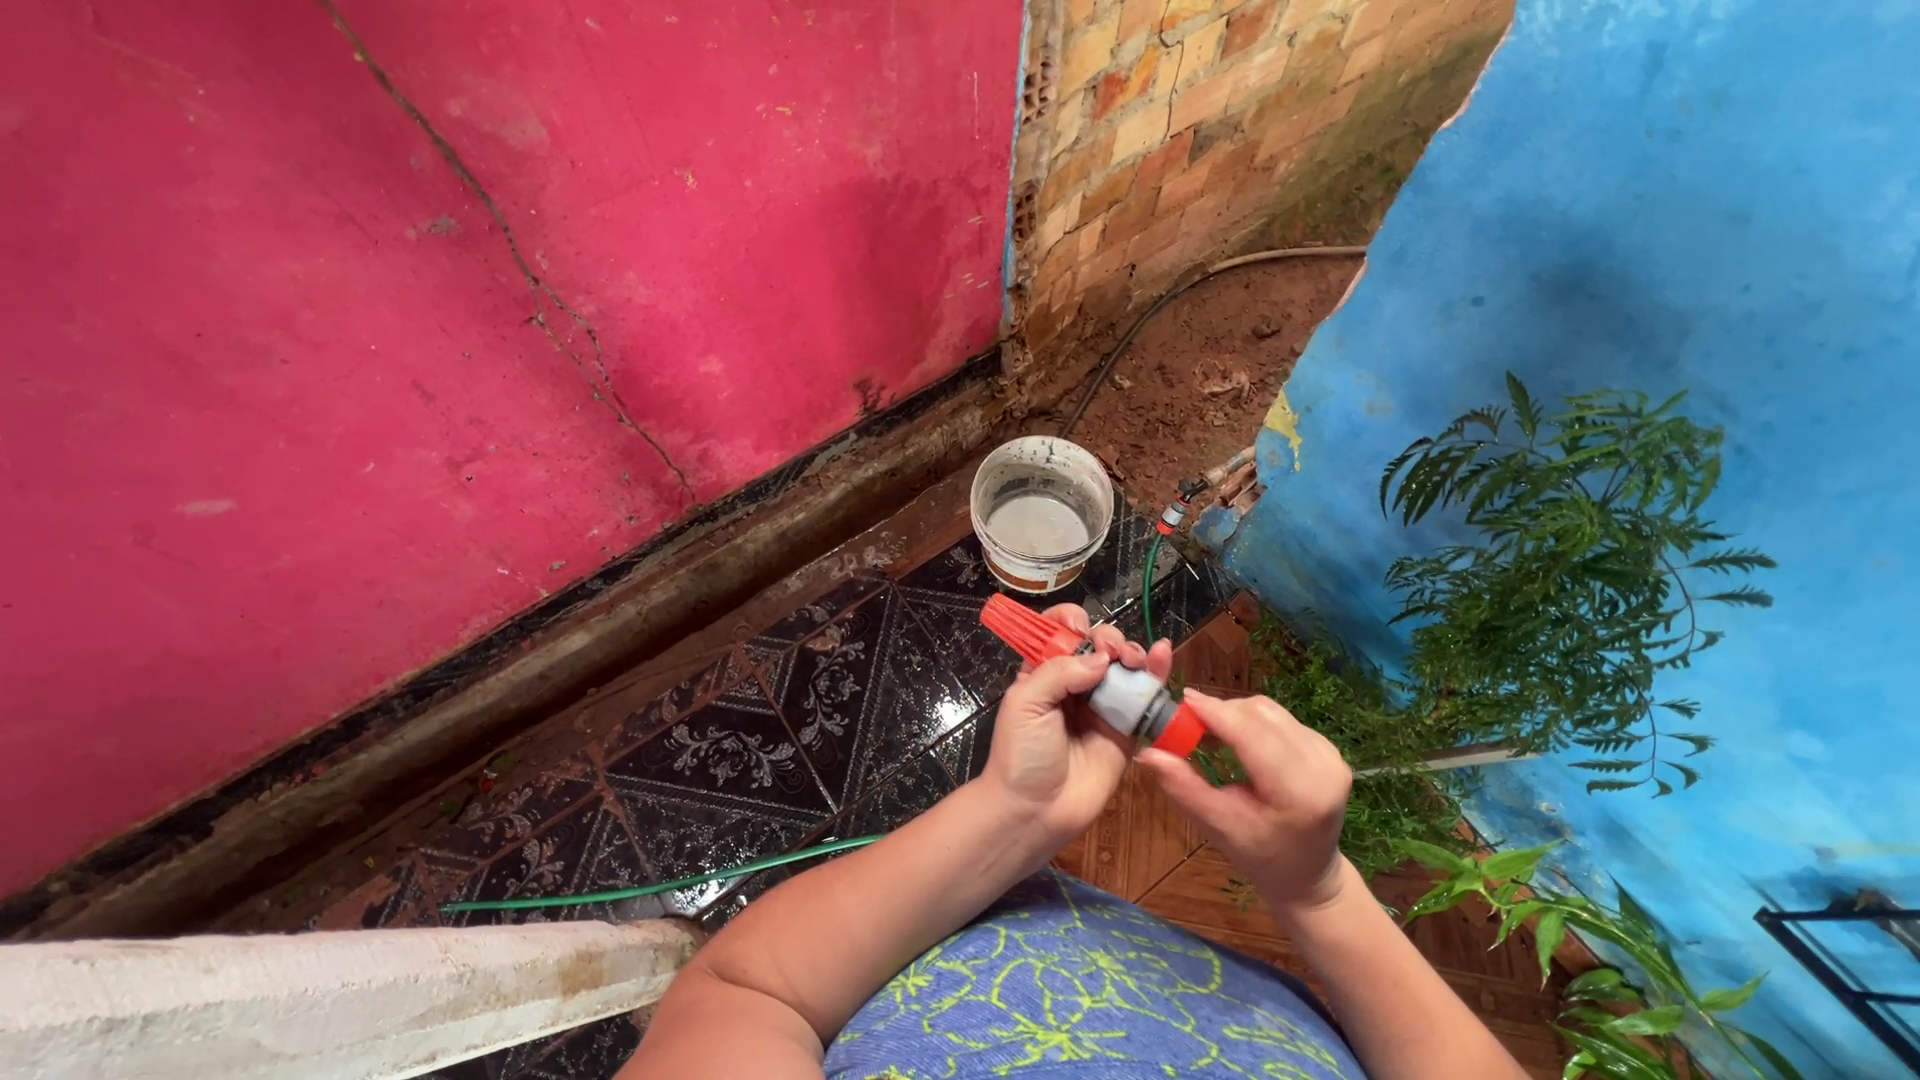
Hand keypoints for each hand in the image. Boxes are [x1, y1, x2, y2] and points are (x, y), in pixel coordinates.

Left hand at [981, 604, 1173, 844]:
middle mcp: (1074, 685)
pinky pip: (1144, 696)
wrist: (1036, 810)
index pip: (1059, 633)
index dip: (1071, 622)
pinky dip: (1156, 672)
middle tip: (1110, 653)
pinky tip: (1162, 654)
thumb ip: (1060, 672)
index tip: (1079, 626)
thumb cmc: (1022, 754)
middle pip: (1097, 646)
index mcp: (1042, 673)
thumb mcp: (1025, 703)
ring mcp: (1102, 706)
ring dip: (1132, 652)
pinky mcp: (1126, 729)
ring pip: (1124, 666)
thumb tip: (1101, 660)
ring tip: (1132, 659)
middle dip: (1108, 639)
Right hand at [1135, 690, 1353, 913]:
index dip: (1216, 712)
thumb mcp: (1217, 826)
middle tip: (1187, 722)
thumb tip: (1147, 753)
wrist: (1308, 874)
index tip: (1182, 700)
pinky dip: (1253, 721)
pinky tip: (1237, 738)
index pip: (1252, 735)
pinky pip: (1282, 718)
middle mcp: (1322, 766)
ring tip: (1209, 731)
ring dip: (1236, 714)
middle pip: (1261, 716)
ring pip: (1270, 711)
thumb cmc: (1259, 855)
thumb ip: (1184, 787)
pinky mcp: (1329, 748)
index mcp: (1299, 792)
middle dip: (1221, 712)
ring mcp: (1330, 755)